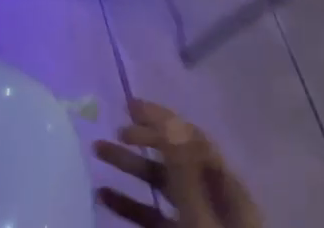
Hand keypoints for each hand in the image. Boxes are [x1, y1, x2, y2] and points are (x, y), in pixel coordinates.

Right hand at [94, 100, 262, 227]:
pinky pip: (153, 216)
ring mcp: (199, 224)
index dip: (163, 119)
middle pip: (176, 159)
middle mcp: (215, 203)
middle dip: (142, 140)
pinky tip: (104, 197)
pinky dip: (128, 203)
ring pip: (161, 186)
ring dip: (129, 166)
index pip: (194, 140)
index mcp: (228, 192)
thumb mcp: (199, 217)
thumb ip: (184, 170)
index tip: (126, 106)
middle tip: (112, 132)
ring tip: (95, 152)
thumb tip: (168, 120)